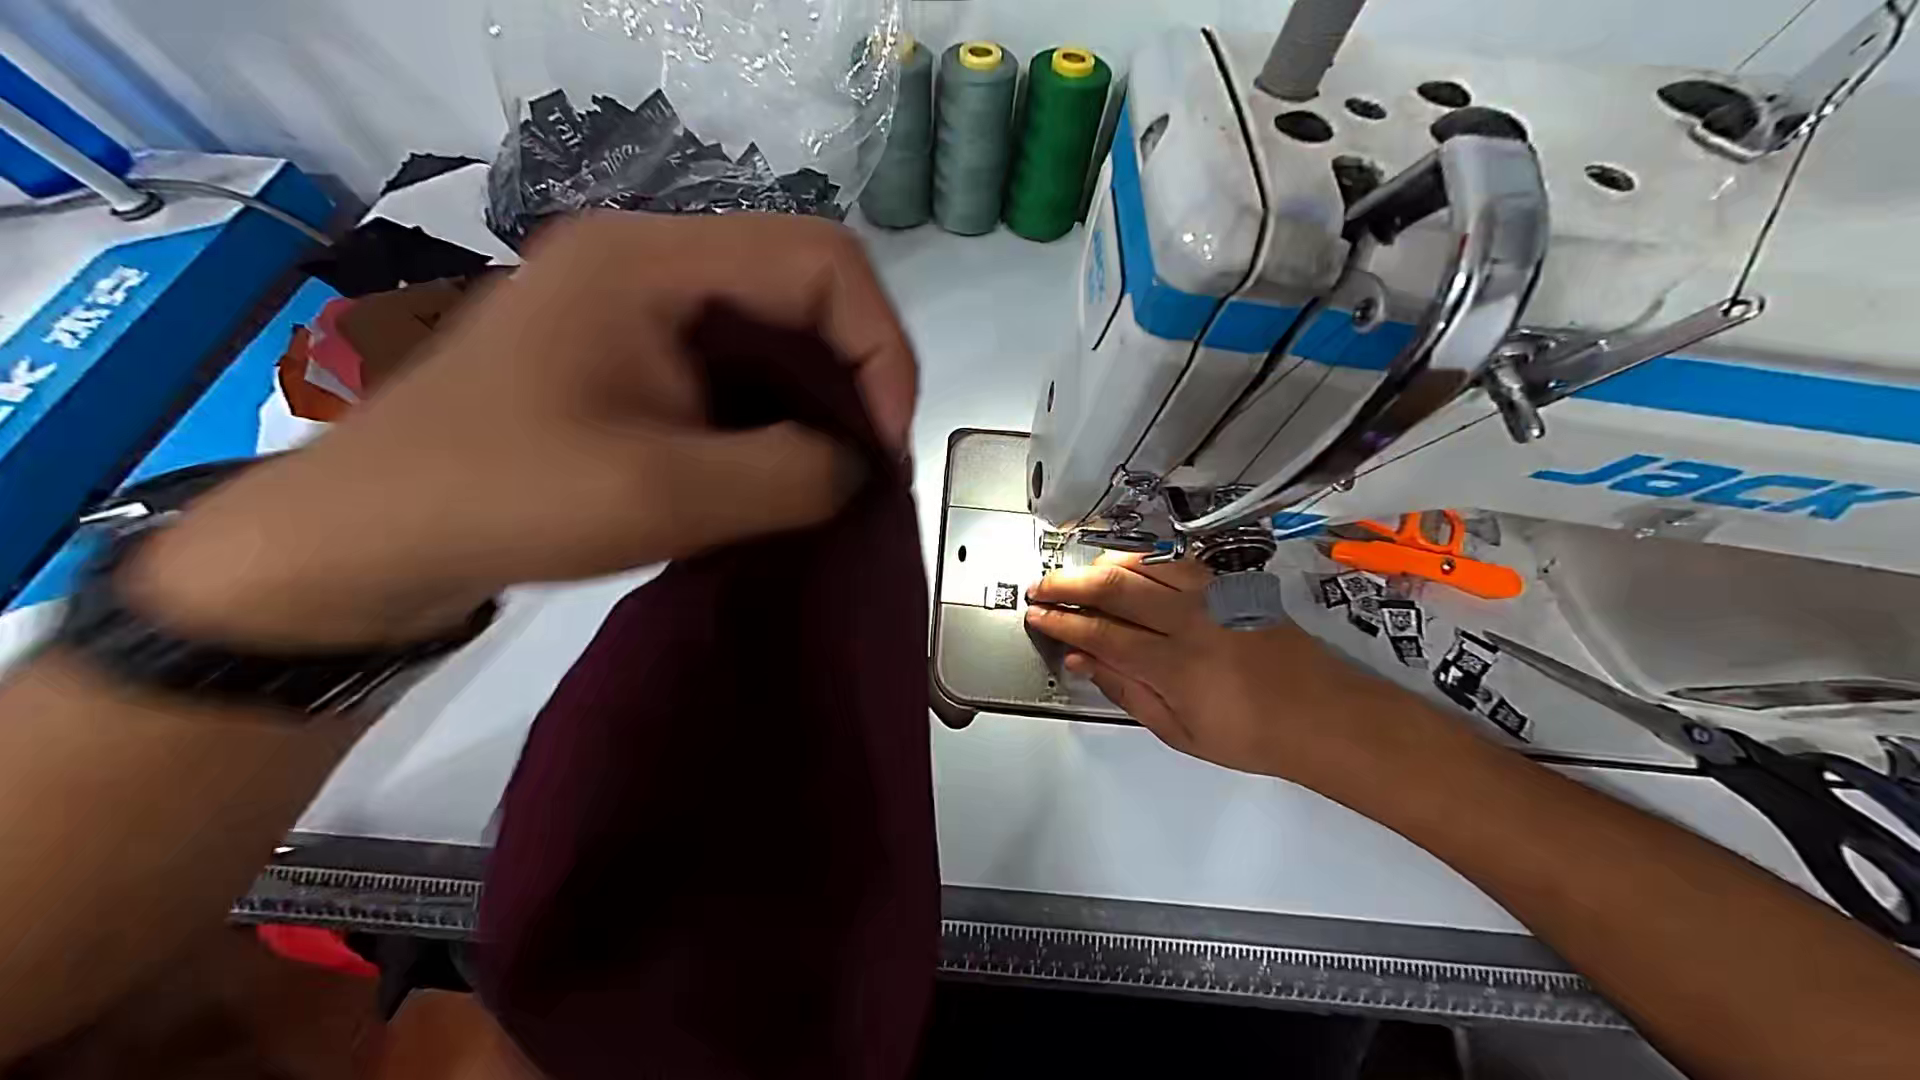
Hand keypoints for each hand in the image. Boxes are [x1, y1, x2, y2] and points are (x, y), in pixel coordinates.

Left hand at [125, 212, 917, 647]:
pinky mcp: (636, 351)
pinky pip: (742, 365)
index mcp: (654, 261)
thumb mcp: (668, 496)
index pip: (823, 261)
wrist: (373, 541)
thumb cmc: (508, 501)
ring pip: (779, 330)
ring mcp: (642, 305)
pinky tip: (784, 466)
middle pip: (807, 288)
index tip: (885, 444)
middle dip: (858, 374)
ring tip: (835, 470)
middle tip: (870, 462)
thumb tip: (860, 468)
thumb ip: (793, 474)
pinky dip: (783, 413)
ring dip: (823, 398)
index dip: (880, 348)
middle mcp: (654, 262)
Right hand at [1024, 553, 1422, 784]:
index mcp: (1174, 665)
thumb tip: (1084, 661)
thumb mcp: (1179, 732)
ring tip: (1074, 576)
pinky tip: (1124, 566)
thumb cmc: (1253, 734)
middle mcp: (1190, 622)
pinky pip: (1174, 561)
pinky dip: (1140, 559)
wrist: (1325, 715)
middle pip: (1113, 588)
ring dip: (1100, 566)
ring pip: (1142, 565)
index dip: (1061, 621)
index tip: (1037, 616)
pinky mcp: (1230, 586)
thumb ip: (1125, 691)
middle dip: (1067, 584)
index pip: (1100, 632)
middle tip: (1041, 586)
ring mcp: (1212, 597)